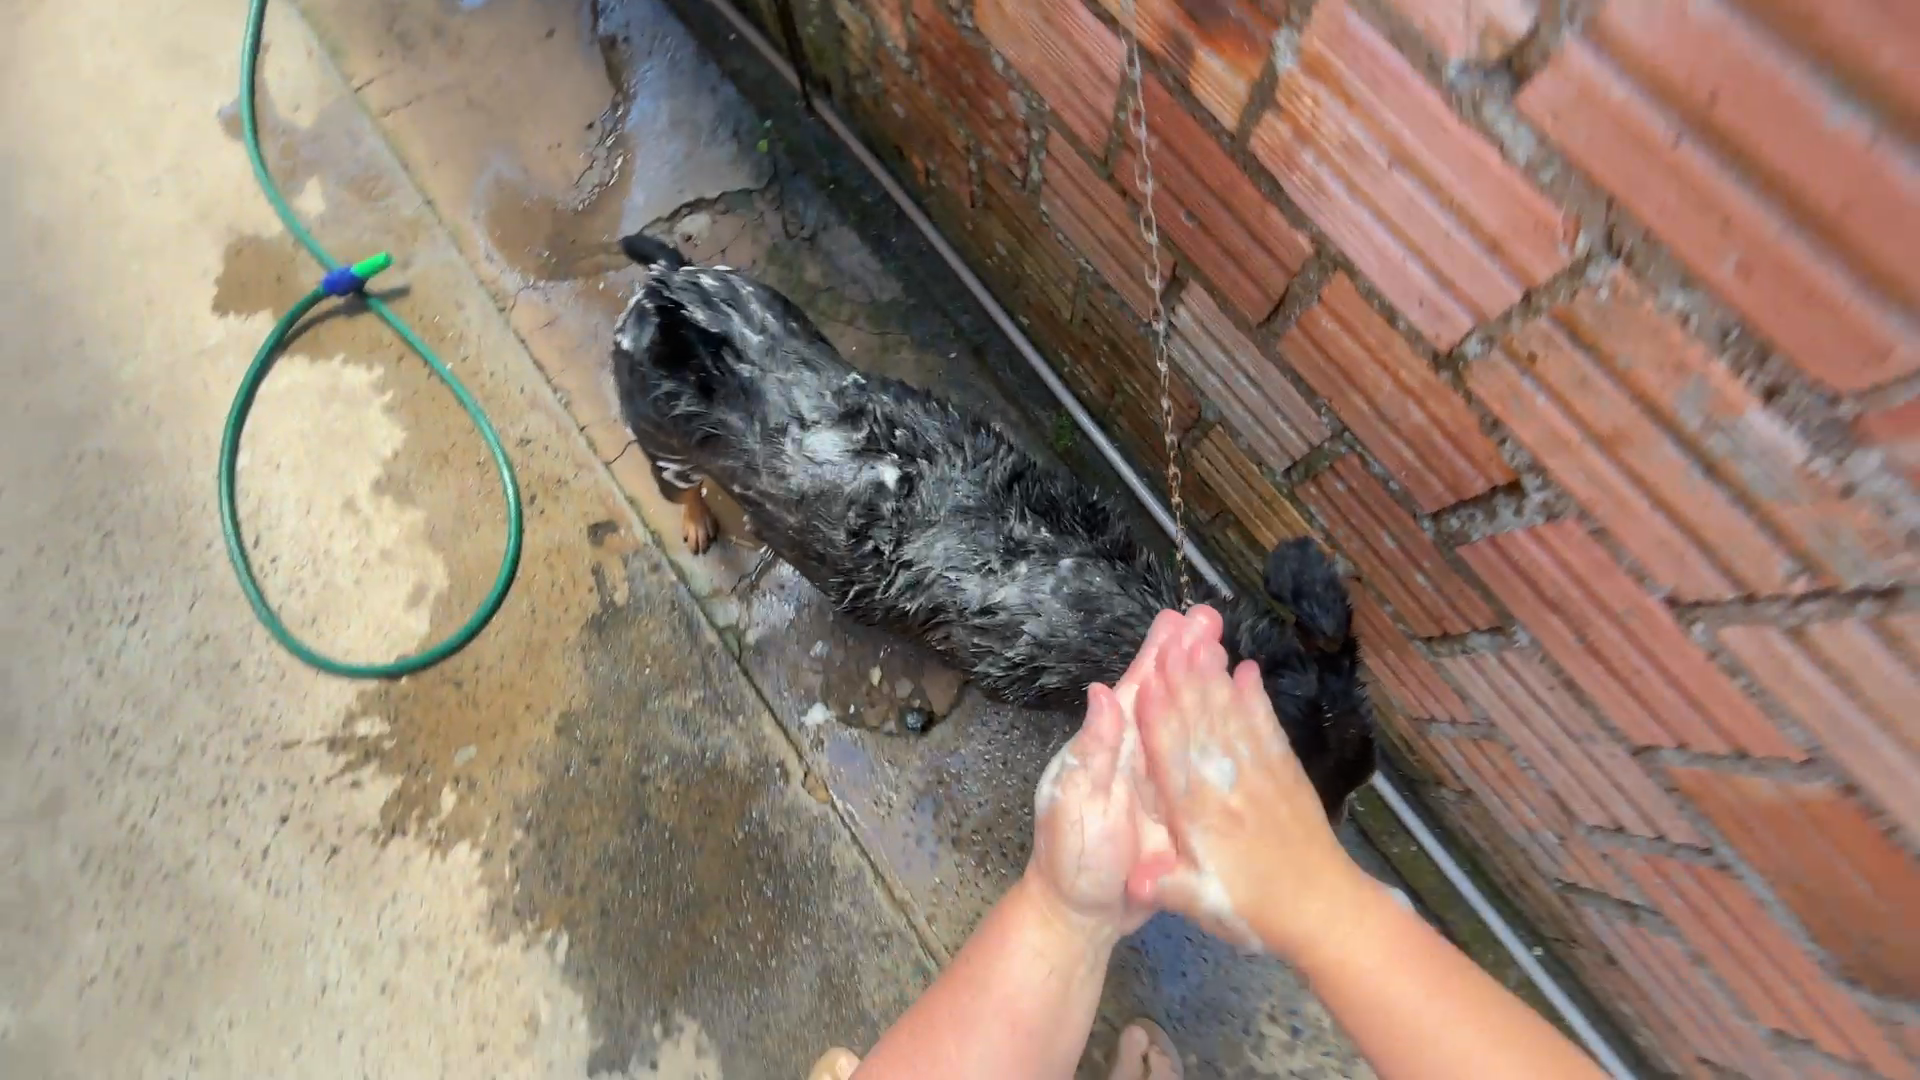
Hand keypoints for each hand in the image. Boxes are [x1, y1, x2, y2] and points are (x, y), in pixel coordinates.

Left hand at [1022, 608, 1208, 939]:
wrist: (1084, 910)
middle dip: (1185, 655)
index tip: (1179, 618)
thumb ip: (1092, 751)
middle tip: (1211, 617)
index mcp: (1110, 745)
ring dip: (1201, 682)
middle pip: (1163, 693)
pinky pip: (1194, 755)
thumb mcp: (1077, 802)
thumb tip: (1102, 692)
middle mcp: (1133, 751)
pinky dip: (1211, 729)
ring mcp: (1154, 775)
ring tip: (1224, 647)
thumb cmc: (1073, 856)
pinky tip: (1230, 713)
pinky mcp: (1174, 803)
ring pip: (1183, 718)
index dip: (1158, 653)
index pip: (1138, 687)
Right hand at [1125, 611, 1370, 958]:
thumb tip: (1130, 879)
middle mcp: (1228, 786)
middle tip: (1172, 639)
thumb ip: (1166, 886)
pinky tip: (1247, 670)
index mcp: (1200, 816)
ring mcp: (1260, 775)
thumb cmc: (1254, 909)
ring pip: (1232, 718)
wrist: (1327, 914)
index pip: (1173, 758)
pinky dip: (1257, 698)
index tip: (1146, 681)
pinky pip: (1267, 729)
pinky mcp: (1286, 773)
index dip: (1159, 719)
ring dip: (1215, 678)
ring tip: (1203, 641)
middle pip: (1201, 724)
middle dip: (1184, 680)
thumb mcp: (1203, 905)